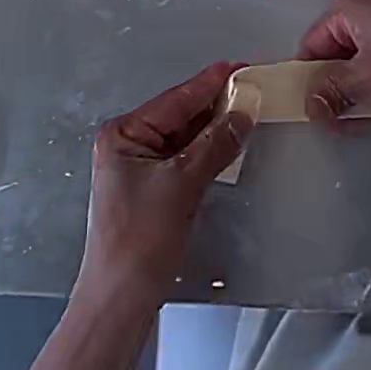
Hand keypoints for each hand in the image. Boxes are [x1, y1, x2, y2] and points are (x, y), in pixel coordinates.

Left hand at [77, 62, 252, 303]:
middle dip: (215, 104)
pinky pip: (186, 156)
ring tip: (246, 109)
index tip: (238, 66)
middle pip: (181, 115)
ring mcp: (141, 166)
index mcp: (123, 134)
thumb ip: (215, 146)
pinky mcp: (154, 186)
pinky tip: (229, 141)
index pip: (175, 100)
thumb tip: (243, 114)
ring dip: (215, 127)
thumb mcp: (181, 186)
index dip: (209, 83)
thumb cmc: (138, 242)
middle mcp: (129, 144)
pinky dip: (209, 149)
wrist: (120, 302)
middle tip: (249, 87)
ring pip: (186, 136)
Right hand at [295, 0, 370, 120]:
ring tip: (356, 121)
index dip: (307, 78)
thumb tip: (309, 106)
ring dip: (354, 92)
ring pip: (356, 62)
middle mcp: (361, 11)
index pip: (310, 45)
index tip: (311, 110)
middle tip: (336, 123)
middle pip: (332, 54)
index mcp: (346, 9)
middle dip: (332, 90)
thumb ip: (336, 89)